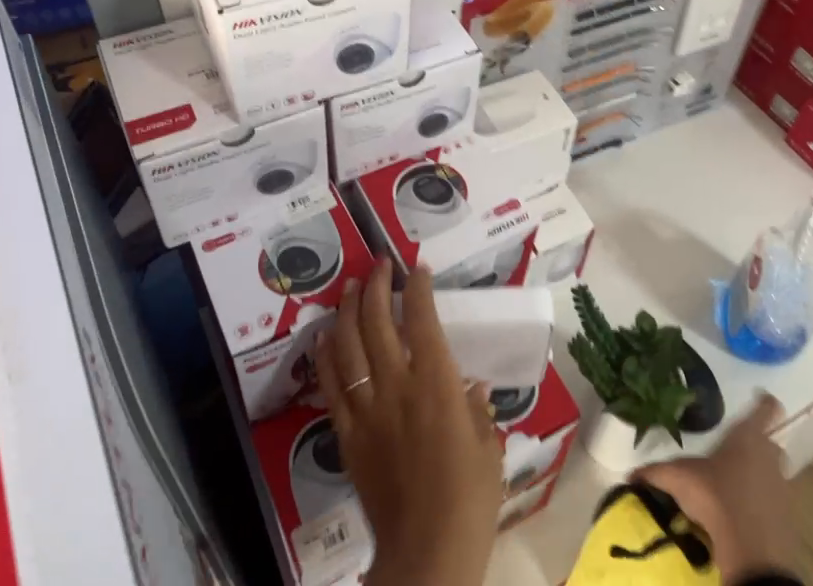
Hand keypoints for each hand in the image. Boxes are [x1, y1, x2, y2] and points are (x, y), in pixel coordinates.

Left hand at [314, 261, 502, 584]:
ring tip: (350, 287)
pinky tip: (324, 337)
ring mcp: (367, 409)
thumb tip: (472, 386)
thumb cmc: (470, 498)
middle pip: (377, 322)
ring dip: (347, 311)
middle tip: (379, 265)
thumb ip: (477, 410)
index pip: (423, 319)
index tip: (418, 269)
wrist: (427, 549)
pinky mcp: (347, 434)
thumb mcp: (489, 446)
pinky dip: (326, 356)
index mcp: (438, 384)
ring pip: (348, 346)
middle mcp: (398, 386)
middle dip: (377, 286)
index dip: (418, 288)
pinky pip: (331, 386)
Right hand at [633, 396, 795, 585]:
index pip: (765, 409)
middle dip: (754, 445)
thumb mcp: (677, 480)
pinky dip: (759, 502)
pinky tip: (738, 511)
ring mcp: (782, 485)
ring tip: (731, 484)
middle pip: (768, 442)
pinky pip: (772, 500)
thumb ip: (654, 473)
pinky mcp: (786, 514)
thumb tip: (630, 474)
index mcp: (748, 437)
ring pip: (771, 471)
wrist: (751, 549)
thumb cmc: (716, 496)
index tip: (759, 397)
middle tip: (731, 452)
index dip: (763, 401)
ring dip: (757, 475)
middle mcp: (770, 455)